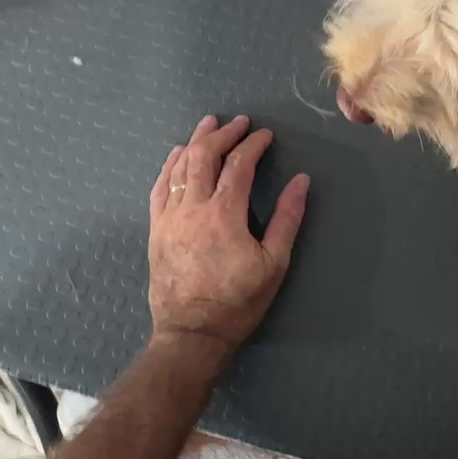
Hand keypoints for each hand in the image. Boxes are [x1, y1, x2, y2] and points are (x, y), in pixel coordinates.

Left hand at [148, 115, 309, 351]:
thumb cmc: (238, 300)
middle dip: (223, 134)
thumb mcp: (274, 263)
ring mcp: (169, 218)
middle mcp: (193, 208)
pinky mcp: (156, 229)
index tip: (266, 135)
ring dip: (196, 141)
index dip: (254, 144)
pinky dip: (169, 166)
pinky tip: (178, 154)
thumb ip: (287, 218)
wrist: (191, 335)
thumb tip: (301, 180)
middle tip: (239, 122)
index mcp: (224, 214)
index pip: (239, 164)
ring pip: (179, 167)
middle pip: (204, 156)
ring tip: (209, 124)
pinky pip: (159, 188)